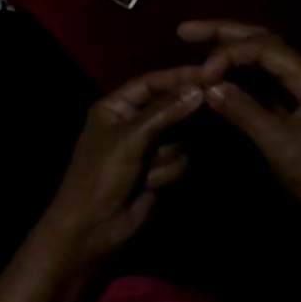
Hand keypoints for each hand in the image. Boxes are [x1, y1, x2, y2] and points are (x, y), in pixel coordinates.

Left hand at [36, 67, 205, 267]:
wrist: (92, 228)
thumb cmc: (102, 175)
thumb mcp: (130, 138)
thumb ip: (165, 112)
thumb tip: (199, 90)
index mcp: (116, 107)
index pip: (151, 83)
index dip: (178, 78)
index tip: (208, 73)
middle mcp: (132, 123)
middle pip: (170, 108)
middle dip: (178, 119)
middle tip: (206, 109)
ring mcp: (146, 148)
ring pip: (179, 138)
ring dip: (166, 155)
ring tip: (146, 171)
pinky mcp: (158, 171)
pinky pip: (179, 161)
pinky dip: (166, 173)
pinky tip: (149, 185)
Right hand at [180, 21, 300, 265]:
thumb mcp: (281, 147)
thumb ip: (244, 112)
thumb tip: (208, 86)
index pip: (266, 49)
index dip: (229, 54)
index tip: (201, 73)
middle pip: (263, 42)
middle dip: (224, 34)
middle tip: (184, 30)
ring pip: (261, 58)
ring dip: (229, 50)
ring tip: (193, 42)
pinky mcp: (294, 104)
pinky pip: (262, 80)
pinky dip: (237, 74)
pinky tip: (214, 73)